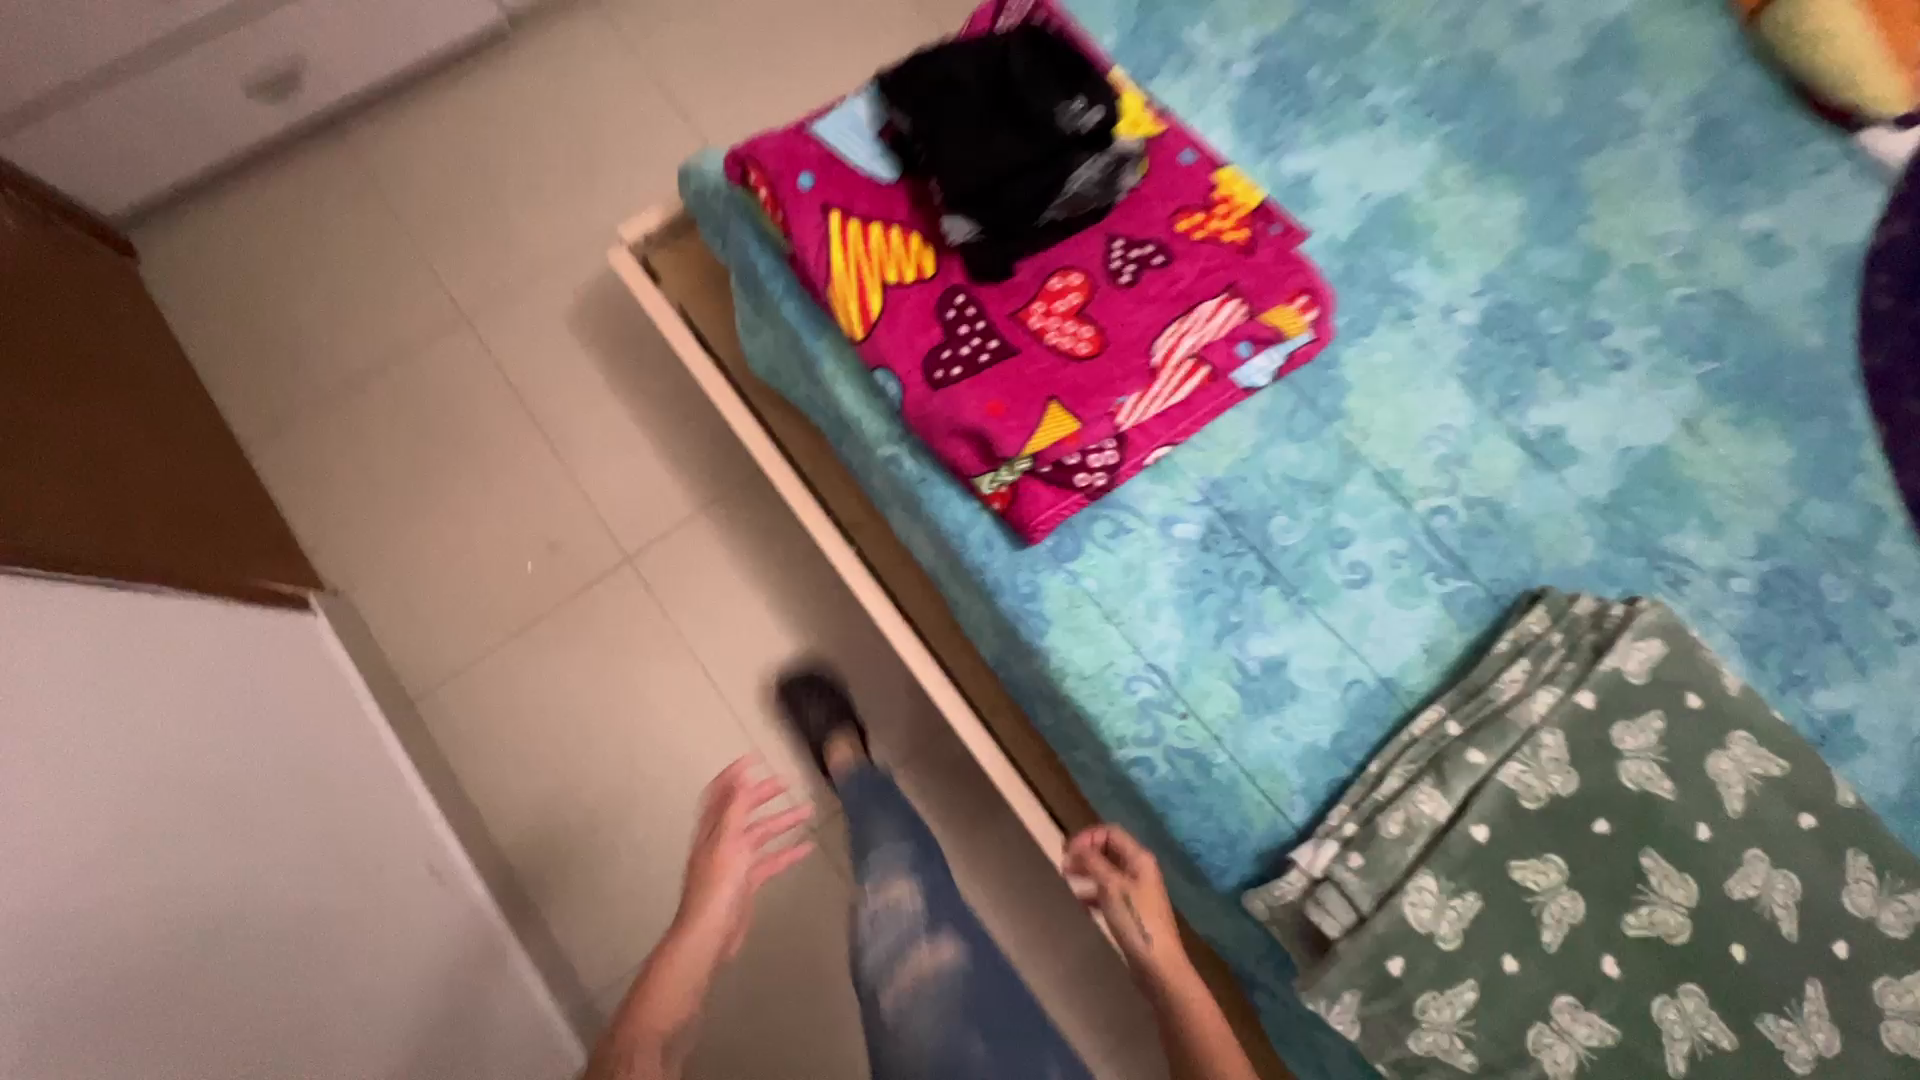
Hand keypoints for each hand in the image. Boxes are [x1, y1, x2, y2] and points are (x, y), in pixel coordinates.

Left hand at [674, 756, 814, 959]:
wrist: (710, 936)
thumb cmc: (716, 887)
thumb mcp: (726, 843)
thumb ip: (735, 810)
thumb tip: (743, 778)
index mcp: (712, 830)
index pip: (720, 793)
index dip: (735, 774)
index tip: (756, 758)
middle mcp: (721, 842)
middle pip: (743, 810)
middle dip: (763, 794)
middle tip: (786, 782)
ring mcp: (735, 863)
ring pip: (761, 834)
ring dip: (782, 821)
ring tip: (807, 811)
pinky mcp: (747, 883)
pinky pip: (770, 861)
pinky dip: (787, 852)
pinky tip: (807, 847)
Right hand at [1063, 824, 1191, 986]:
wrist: (1158, 966)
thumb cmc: (1135, 920)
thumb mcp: (1111, 887)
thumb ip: (1092, 862)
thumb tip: (1076, 846)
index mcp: (1139, 858)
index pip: (1110, 832)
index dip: (1087, 837)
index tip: (1067, 852)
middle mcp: (1139, 870)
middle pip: (1108, 850)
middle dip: (1085, 854)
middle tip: (1064, 865)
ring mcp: (1136, 891)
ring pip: (1106, 872)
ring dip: (1086, 872)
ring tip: (1066, 879)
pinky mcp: (1131, 911)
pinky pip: (1108, 893)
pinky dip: (1092, 893)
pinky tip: (1079, 903)